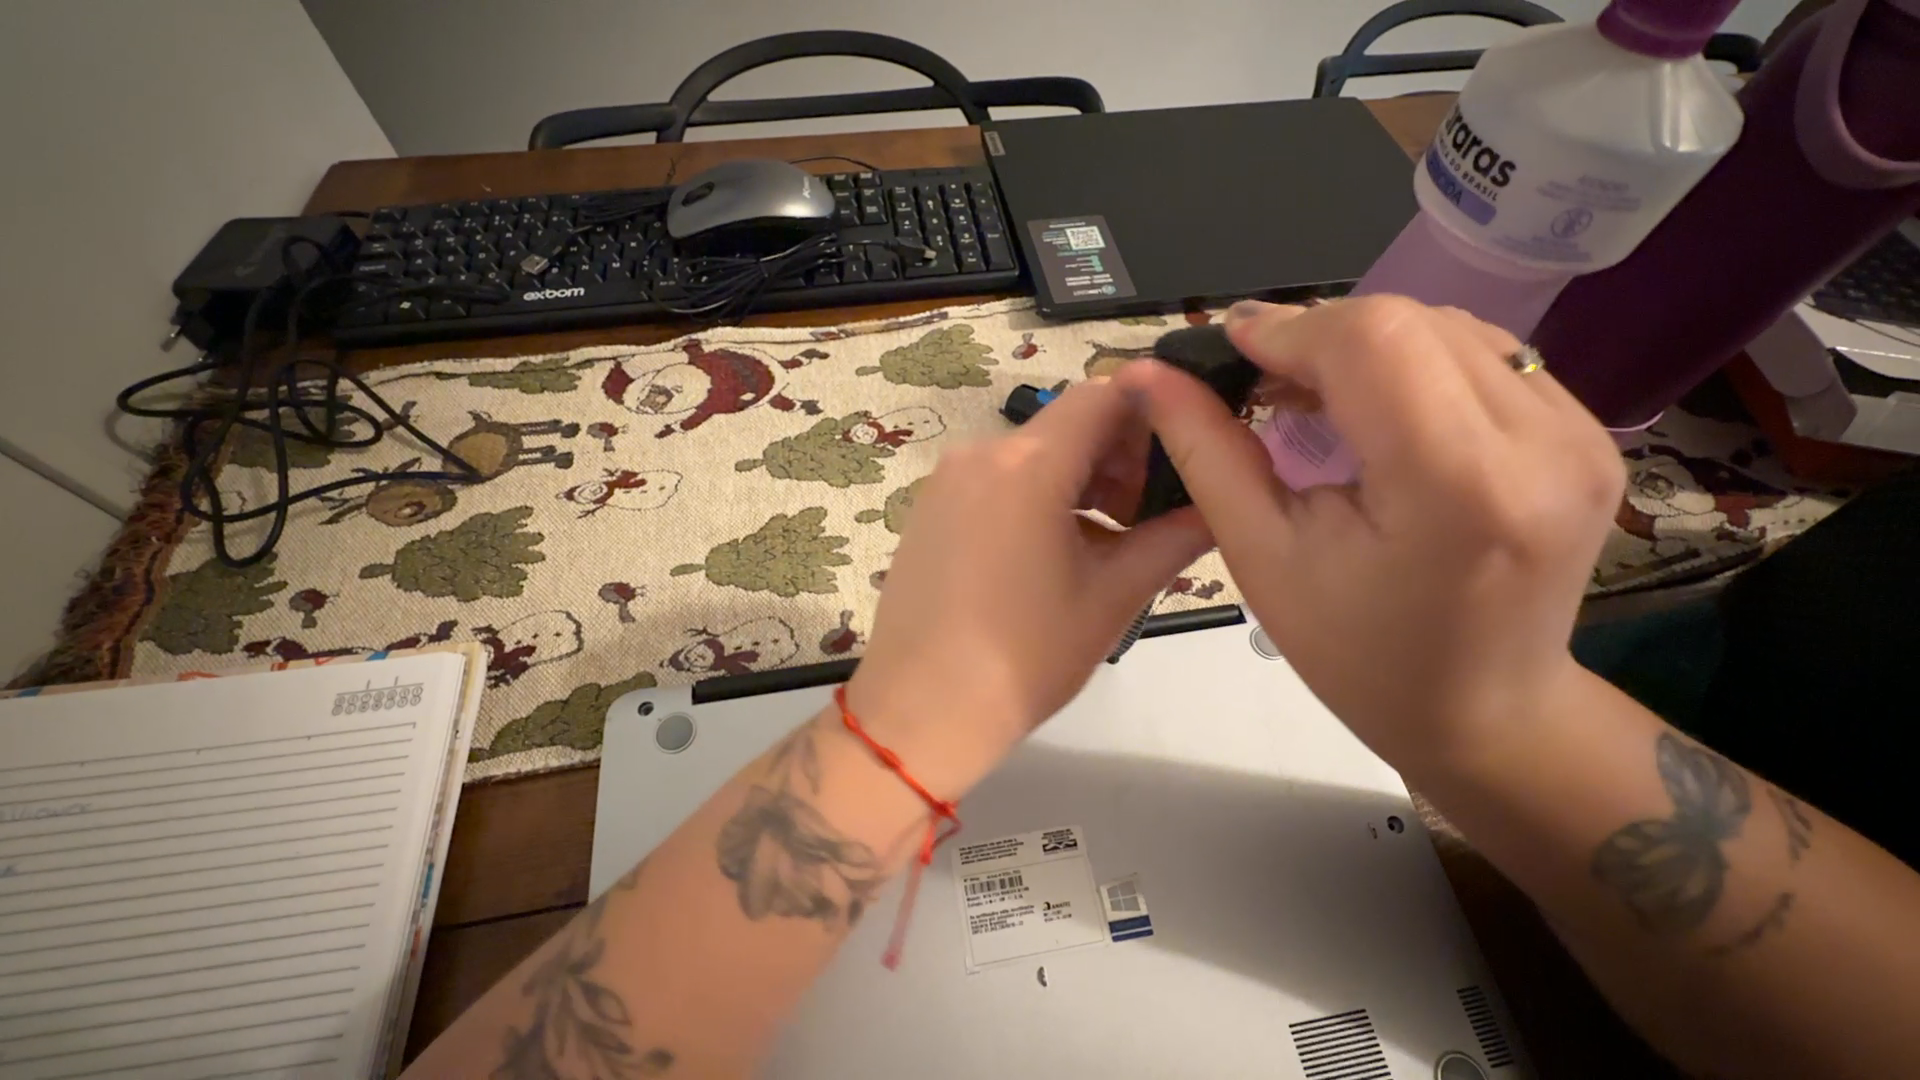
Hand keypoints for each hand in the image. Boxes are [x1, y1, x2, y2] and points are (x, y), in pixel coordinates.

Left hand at [845, 377, 1213, 793]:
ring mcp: (946, 482)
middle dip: (1119, 458)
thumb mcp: (1112, 597)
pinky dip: (1037, 499)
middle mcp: (979, 455)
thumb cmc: (1024, 657)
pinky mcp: (929, 511)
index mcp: (1027, 465)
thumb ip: (1173, 539)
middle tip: (1149, 518)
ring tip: (1108, 545)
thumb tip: (1218, 508)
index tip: (1180, 459)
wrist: (920, 711)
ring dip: (1080, 483)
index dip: (1151, 414)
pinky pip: (997, 483)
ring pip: (1032, 456)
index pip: (1104, 395)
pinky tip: (1054, 556)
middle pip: (1067, 425)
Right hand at [1120, 297, 1624, 768]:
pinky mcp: (1588, 432)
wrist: (1482, 710)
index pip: (1373, 341)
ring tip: (1307, 396)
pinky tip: (1372, 409)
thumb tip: (1146, 373)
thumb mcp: (1261, 557)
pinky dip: (1410, 365)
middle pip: (1410, 322)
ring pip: (1446, 328)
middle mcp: (1541, 441)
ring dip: (1362, 346)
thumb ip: (1206, 452)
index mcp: (1456, 486)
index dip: (1288, 329)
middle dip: (1317, 336)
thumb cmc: (1356, 653)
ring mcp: (1579, 431)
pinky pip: (1483, 357)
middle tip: (1258, 382)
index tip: (1226, 352)